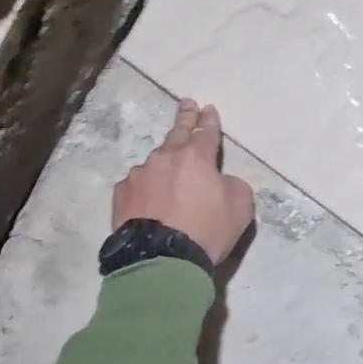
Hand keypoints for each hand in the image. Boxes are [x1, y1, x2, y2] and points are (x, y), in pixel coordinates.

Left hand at [113, 99, 254, 263]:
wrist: (162, 260)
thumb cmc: (207, 231)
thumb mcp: (241, 209)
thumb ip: (234, 186)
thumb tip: (221, 181)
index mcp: (196, 157)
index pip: (206, 132)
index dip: (209, 121)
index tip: (208, 110)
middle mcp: (164, 158)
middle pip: (176, 133)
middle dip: (184, 118)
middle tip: (186, 104)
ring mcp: (139, 175)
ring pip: (155, 163)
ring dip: (164, 165)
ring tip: (169, 178)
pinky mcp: (121, 195)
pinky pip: (138, 185)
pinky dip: (146, 188)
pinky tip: (150, 201)